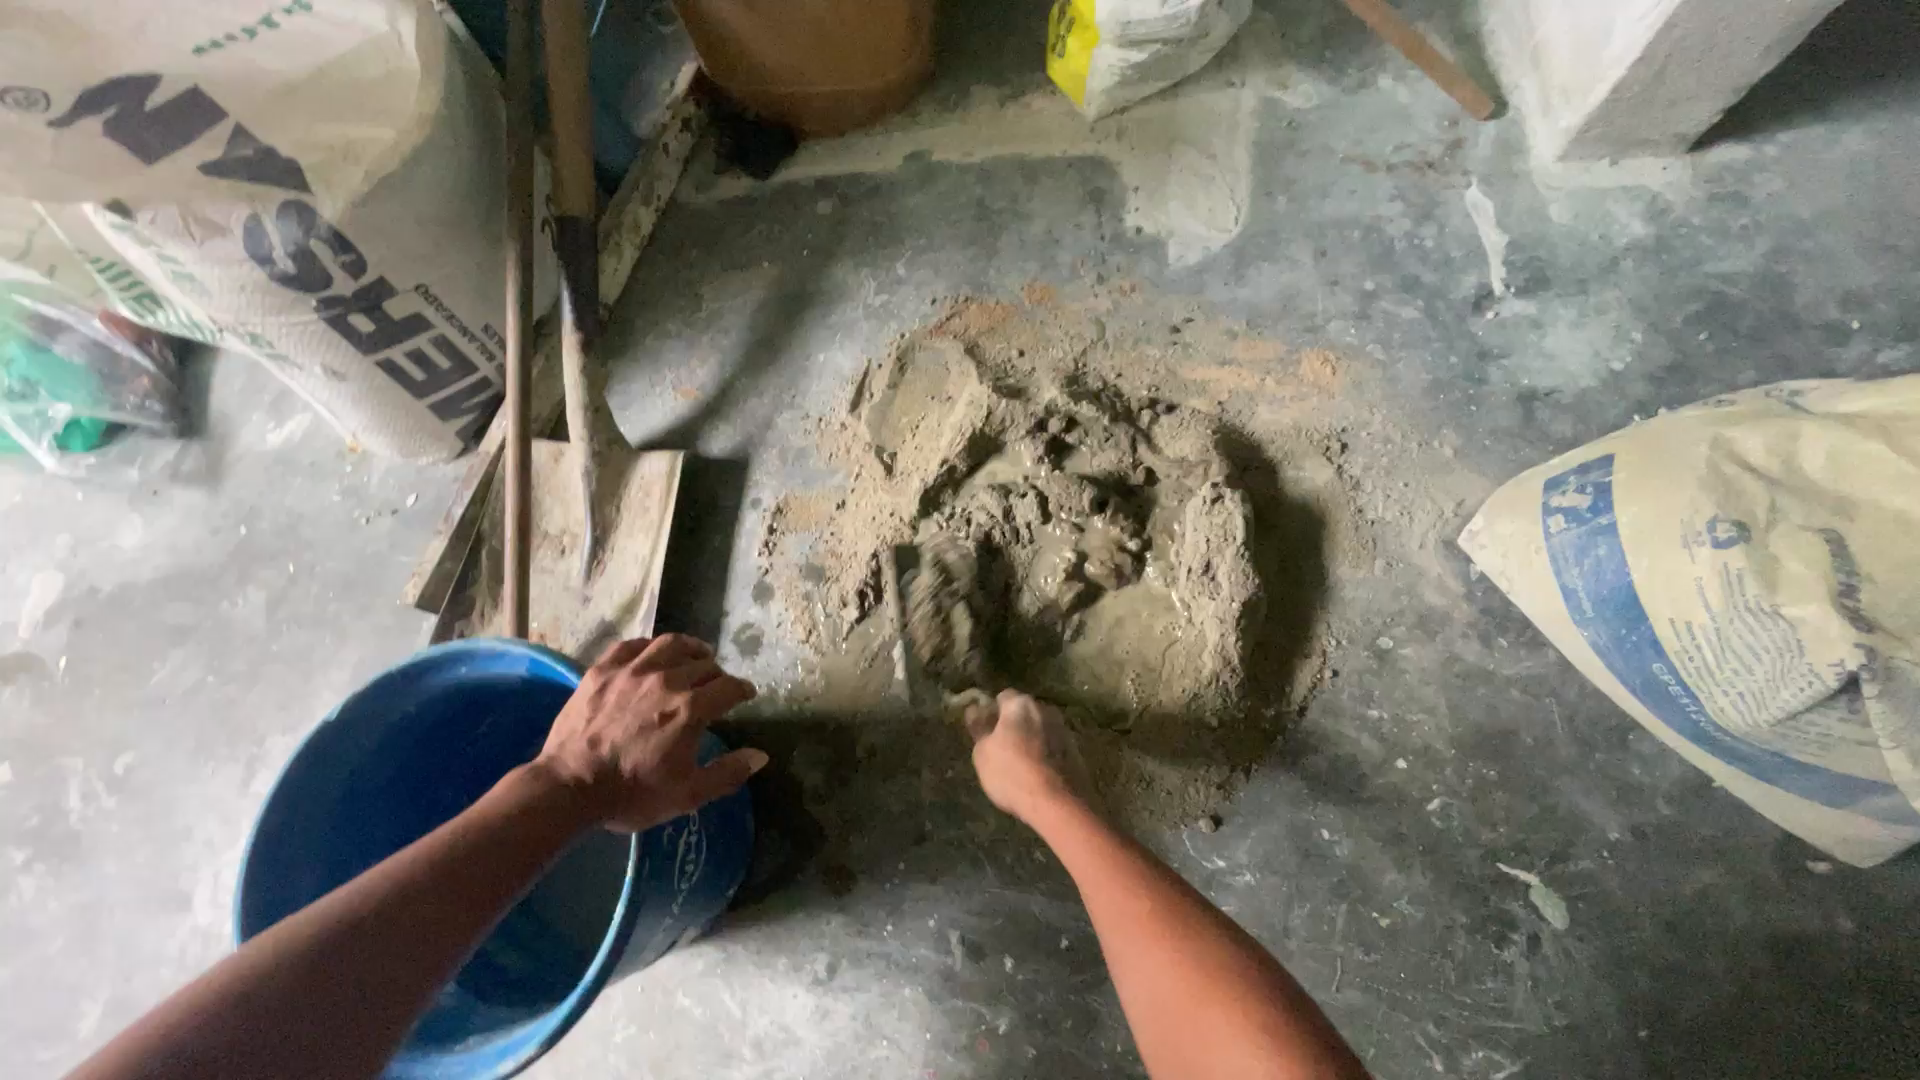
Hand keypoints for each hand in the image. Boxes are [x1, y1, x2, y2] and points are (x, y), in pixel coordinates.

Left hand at [535, 635, 766, 831]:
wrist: (568, 789)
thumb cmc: (632, 794)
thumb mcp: (687, 795)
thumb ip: (727, 773)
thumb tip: (760, 755)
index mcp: (690, 709)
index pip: (729, 687)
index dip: (743, 689)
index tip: (746, 694)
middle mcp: (666, 681)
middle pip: (703, 664)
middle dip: (717, 673)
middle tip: (717, 684)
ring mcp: (632, 671)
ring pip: (671, 644)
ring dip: (690, 648)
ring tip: (695, 655)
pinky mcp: (603, 670)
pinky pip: (632, 645)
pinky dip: (649, 646)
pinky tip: (653, 654)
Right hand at [962, 689, 1089, 822]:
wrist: (1056, 803)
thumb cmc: (1011, 773)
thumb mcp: (983, 752)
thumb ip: (979, 727)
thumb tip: (974, 709)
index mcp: (1020, 704)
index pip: (1003, 696)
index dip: (992, 712)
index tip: (986, 731)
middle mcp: (1045, 708)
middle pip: (1024, 711)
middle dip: (1014, 724)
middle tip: (1002, 748)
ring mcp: (1063, 729)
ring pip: (1040, 728)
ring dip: (1031, 738)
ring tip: (1021, 764)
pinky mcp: (1076, 750)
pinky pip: (1053, 745)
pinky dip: (1045, 752)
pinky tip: (1038, 772)